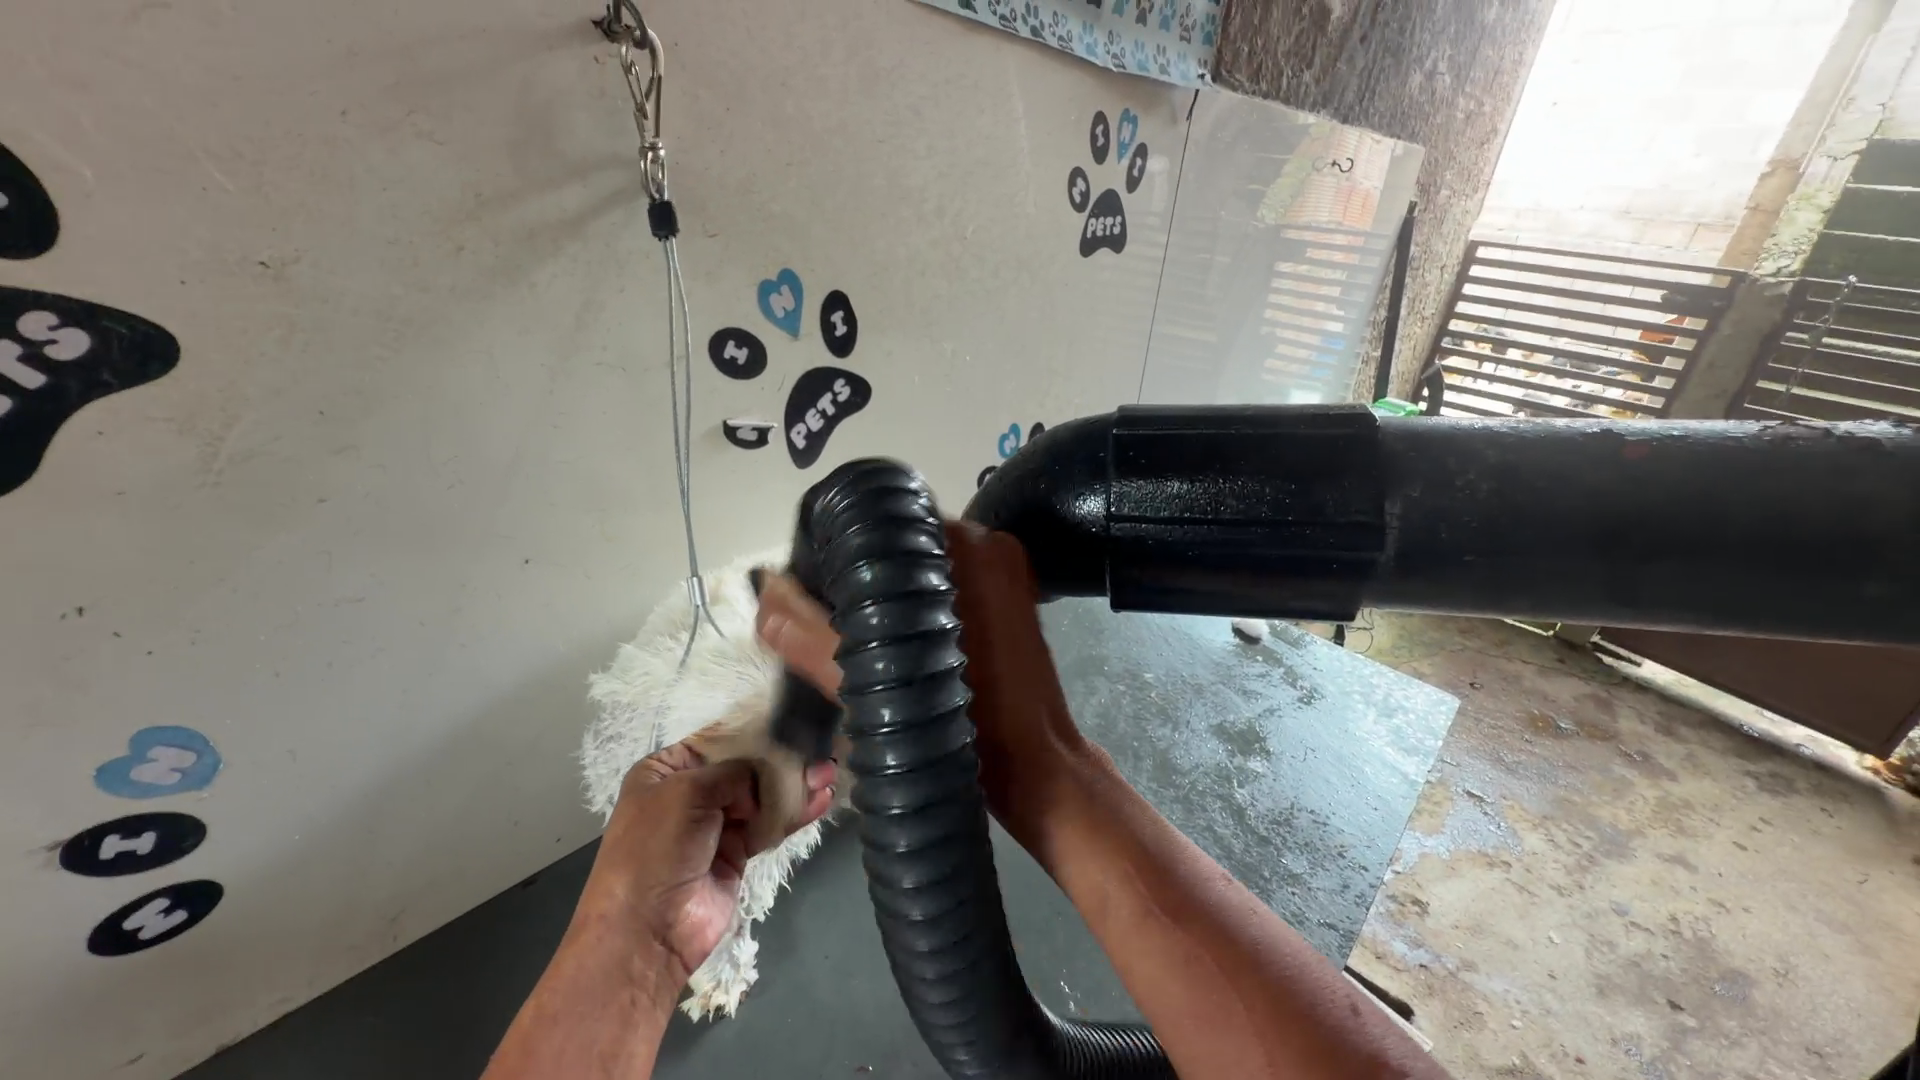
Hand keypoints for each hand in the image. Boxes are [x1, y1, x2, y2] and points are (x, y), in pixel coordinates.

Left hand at [584, 741, 835, 984]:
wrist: (645, 931)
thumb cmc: (654, 848)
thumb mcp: (687, 792)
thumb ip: (735, 771)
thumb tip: (767, 774)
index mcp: (666, 771)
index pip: (717, 740)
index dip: (753, 729)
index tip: (791, 718)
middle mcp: (691, 793)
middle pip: (744, 767)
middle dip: (781, 758)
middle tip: (818, 746)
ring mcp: (715, 825)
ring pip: (762, 796)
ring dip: (794, 785)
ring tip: (828, 772)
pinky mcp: (737, 853)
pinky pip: (770, 825)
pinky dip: (795, 812)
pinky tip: (820, 799)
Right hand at [754, 523, 1102, 855]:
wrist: (1035, 767)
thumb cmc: (960, 724)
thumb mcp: (869, 683)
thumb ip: (807, 632)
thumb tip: (767, 589)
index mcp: (962, 543)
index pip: (881, 523)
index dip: (841, 551)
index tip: (815, 588)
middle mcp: (990, 541)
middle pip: (906, 543)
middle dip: (869, 575)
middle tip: (835, 617)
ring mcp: (1010, 567)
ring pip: (931, 566)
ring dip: (899, 592)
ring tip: (868, 632)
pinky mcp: (1019, 595)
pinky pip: (957, 583)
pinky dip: (930, 603)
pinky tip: (908, 640)